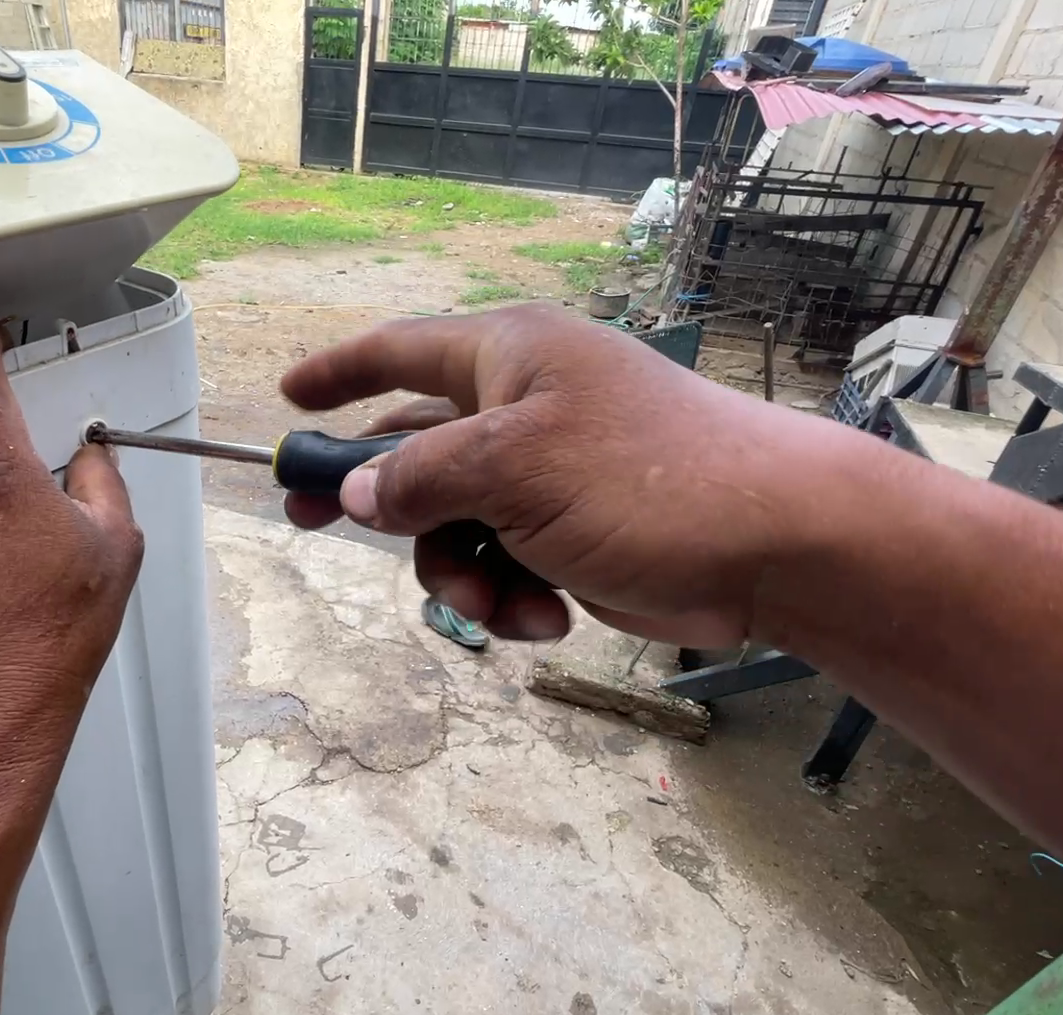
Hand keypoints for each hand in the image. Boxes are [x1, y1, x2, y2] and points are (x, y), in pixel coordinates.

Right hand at [280, 304, 878, 647]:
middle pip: (410, 451)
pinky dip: (505, 595)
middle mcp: (515, 410)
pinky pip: (493, 563)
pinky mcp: (557, 534)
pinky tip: (543, 616)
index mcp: (504, 360)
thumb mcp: (514, 467)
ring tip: (495, 600)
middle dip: (374, 498)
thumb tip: (357, 495)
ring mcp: (537, 477)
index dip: (338, 372)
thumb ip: (422, 477)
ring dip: (455, 571)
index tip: (290, 395)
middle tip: (311, 522)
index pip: (398, 351)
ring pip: (446, 524)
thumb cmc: (642, 477)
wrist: (773, 547)